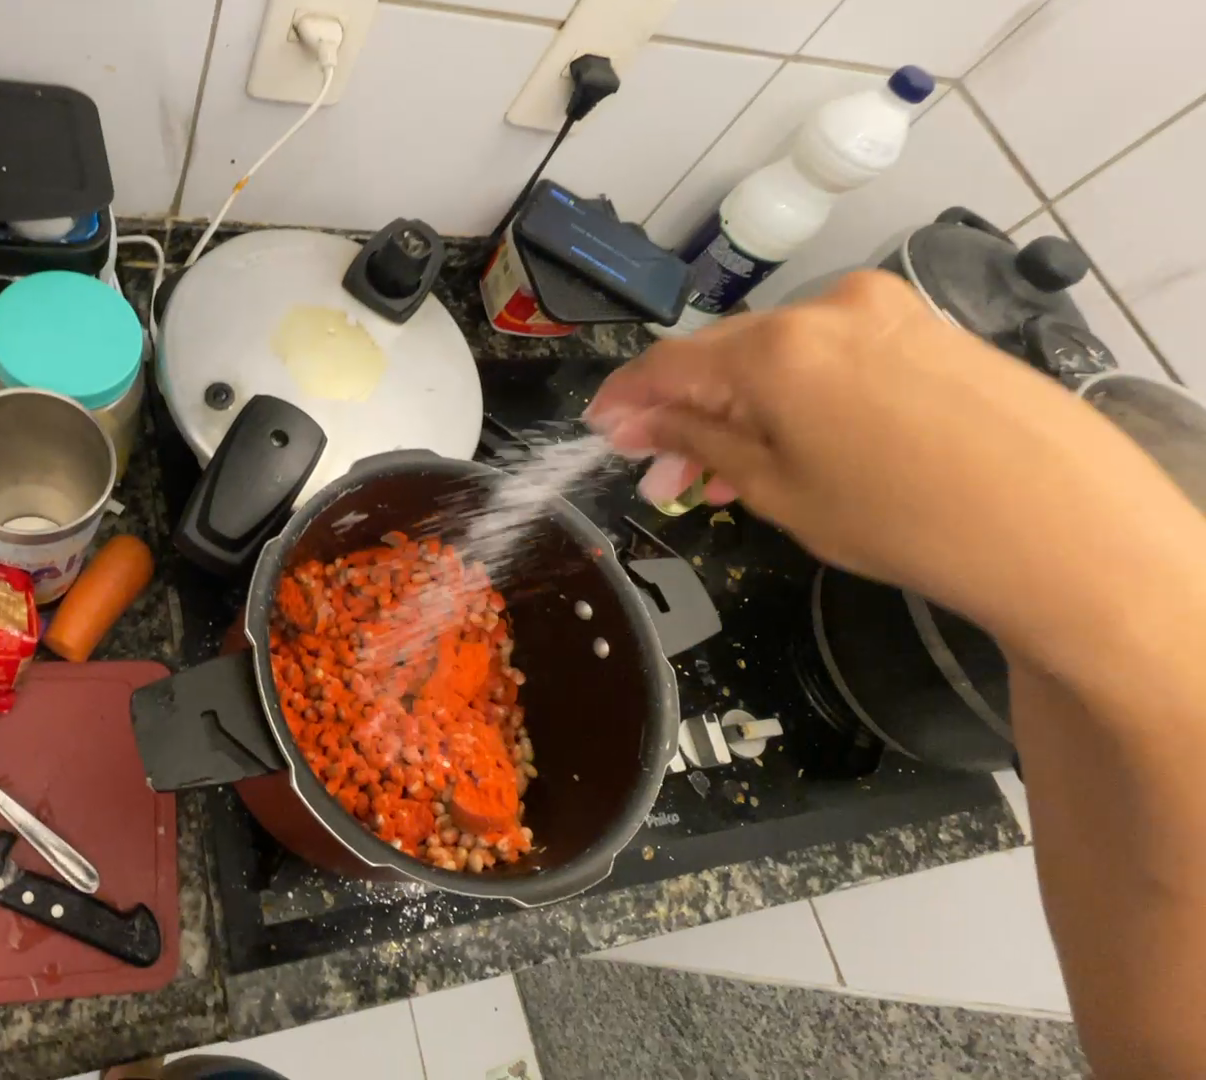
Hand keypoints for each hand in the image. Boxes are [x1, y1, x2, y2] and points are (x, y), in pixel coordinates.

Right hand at [585, 270, 1198, 638]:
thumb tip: (638, 423)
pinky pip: (825, 357)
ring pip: (773, 358)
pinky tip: (782, 447)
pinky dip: (788, 399)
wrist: (1069, 531)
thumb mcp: (772, 488)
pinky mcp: (925, 329)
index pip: (667, 363)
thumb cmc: (901, 518)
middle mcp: (826, 310)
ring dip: (734, 410)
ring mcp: (884, 313)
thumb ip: (695, 440)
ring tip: (719, 473)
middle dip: (680, 412)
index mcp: (775, 348)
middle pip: (720, 356)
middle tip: (660, 469)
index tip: (600, 428)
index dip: (624, 398)